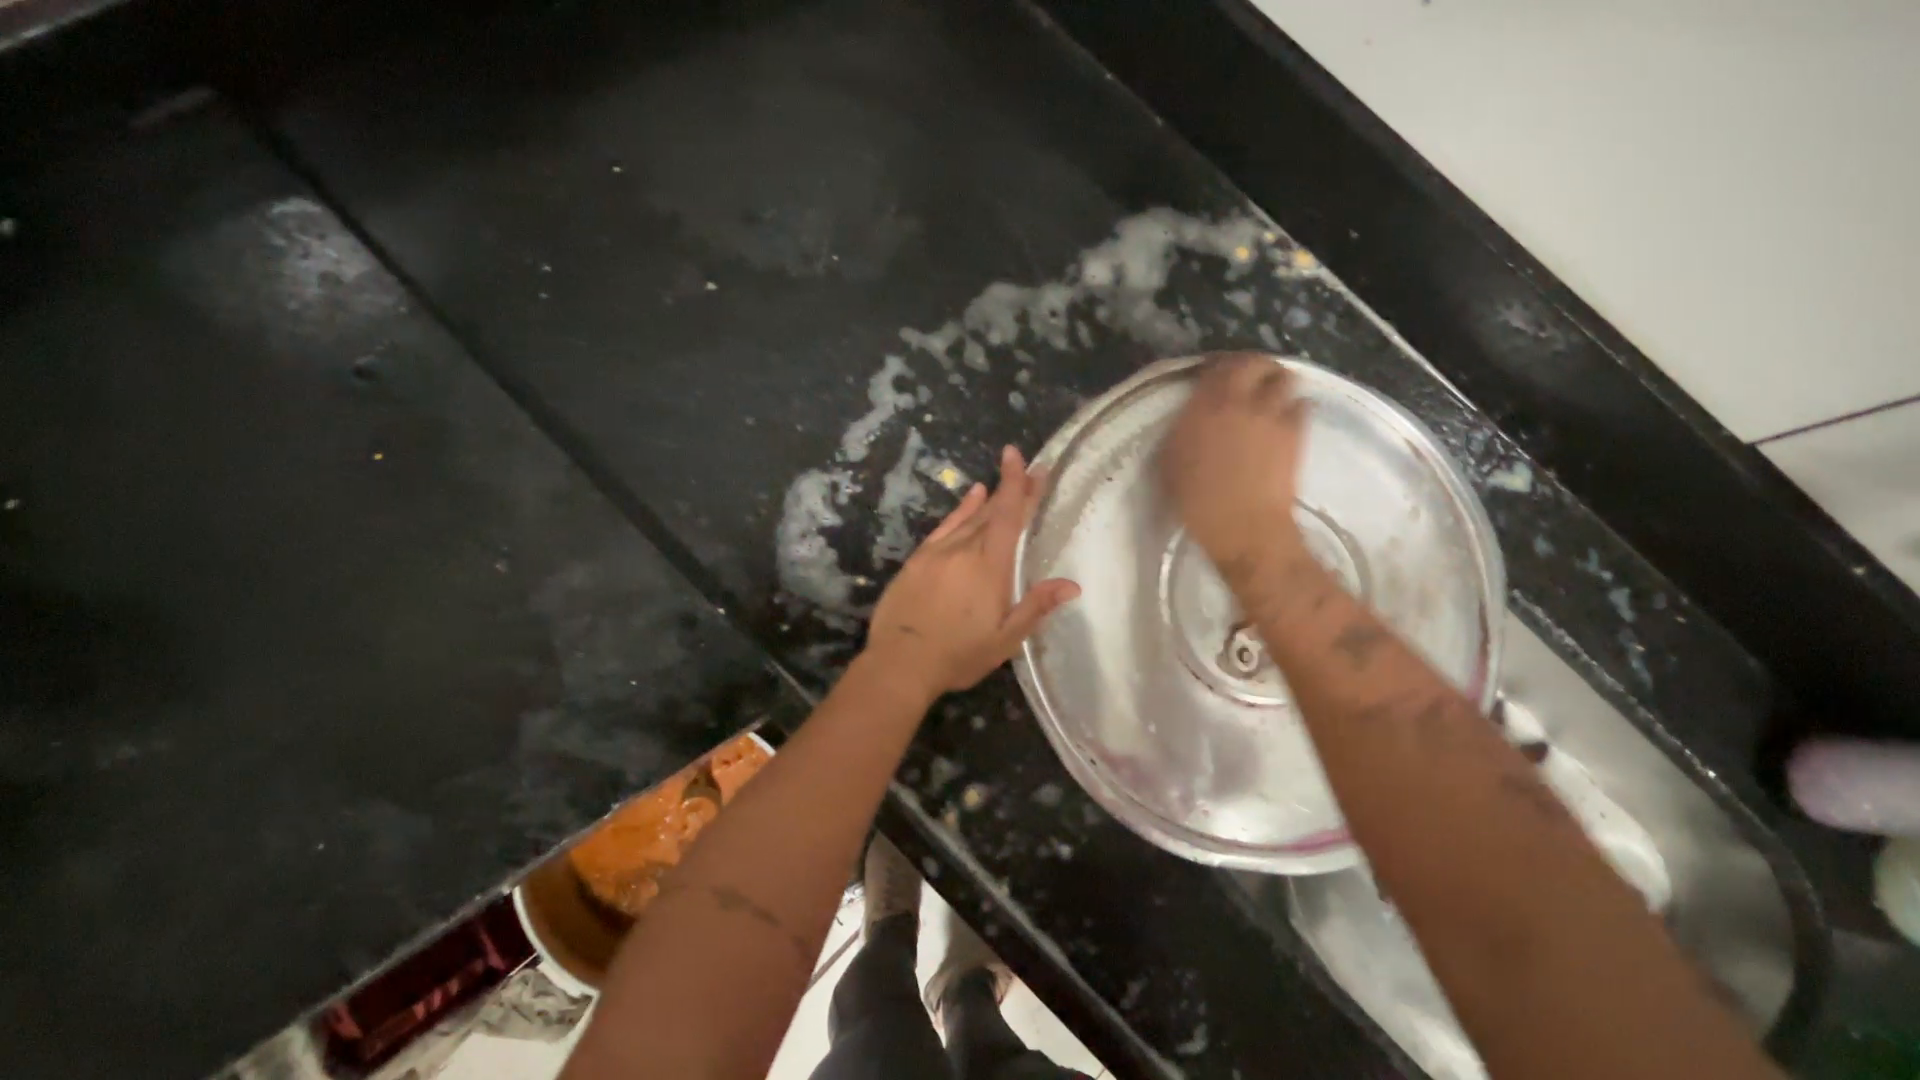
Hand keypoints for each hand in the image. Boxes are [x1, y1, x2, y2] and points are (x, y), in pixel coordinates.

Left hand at [864, 445, 1080, 700]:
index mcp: (990, 566)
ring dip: (986, 499)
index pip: (1009, 517)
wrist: (900, 663)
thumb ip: (1036, 607)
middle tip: (1025, 468)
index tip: (1029, 462)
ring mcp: (937, 553)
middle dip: (1010, 489)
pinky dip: (959, 510)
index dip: (1020, 487)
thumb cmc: (958, 655)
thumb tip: (1072, 585)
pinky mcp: (917, 560)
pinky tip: (967, 501)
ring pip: (967, 517)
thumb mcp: (1005, 640)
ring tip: (998, 482)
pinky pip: (943, 527)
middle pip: (992, 512)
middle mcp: (964, 550)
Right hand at [1158, 353, 1308, 569]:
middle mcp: (1239, 401)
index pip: (1216, 366)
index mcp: (1203, 406)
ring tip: (1272, 394)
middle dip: (1253, 366)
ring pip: (1285, 378)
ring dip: (1278, 382)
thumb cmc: (1197, 501)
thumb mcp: (1170, 462)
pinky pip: (1302, 405)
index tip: (1215, 374)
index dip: (1218, 365)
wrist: (1243, 526)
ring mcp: (1272, 415)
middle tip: (1248, 378)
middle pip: (1255, 362)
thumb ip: (1182, 429)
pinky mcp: (1296, 433)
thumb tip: (1190, 416)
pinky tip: (1287, 419)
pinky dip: (1295, 406)